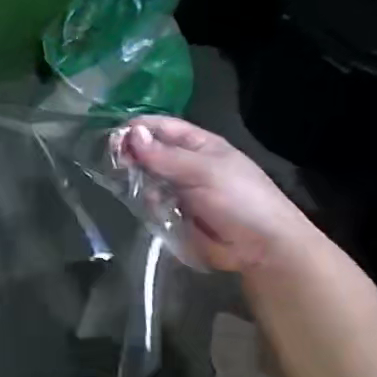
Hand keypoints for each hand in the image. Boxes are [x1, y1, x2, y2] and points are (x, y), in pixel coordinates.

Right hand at [120, 116, 318, 272]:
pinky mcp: (174, 216)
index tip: (113, 139)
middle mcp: (185, 164)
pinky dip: (150, 206)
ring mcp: (179, 191)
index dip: (137, 129)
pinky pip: (152, 205)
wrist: (262, 248)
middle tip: (119, 166)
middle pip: (149, 153)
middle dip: (134, 157)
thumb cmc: (240, 199)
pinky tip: (156, 211)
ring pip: (146, 180)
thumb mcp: (203, 171)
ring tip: (148, 192)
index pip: (161, 127)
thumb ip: (165, 156)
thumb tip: (131, 134)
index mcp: (198, 144)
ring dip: (141, 184)